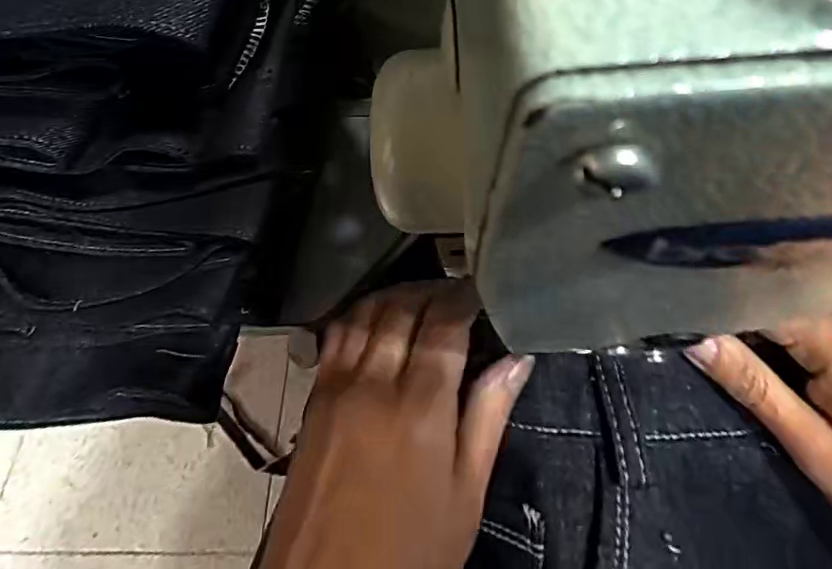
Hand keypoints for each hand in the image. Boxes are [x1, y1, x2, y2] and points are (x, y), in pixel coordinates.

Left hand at [259, 281, 534, 568]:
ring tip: (421, 299)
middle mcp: (375, 384)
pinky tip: (377, 319)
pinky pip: (337, 334)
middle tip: (457, 293)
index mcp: (421, 406)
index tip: (482, 289)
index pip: (444, 322)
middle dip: (434, 289)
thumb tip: (518, 358)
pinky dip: (361, 313)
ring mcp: (338, 388)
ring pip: (367, 311)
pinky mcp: (314, 399)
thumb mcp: (466, 493)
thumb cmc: (410, 549)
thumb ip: (490, 416)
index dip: (465, 296)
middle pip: (404, 307)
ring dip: (397, 294)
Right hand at [687, 313, 831, 568]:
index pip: (763, 301)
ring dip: (764, 321)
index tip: (687, 320)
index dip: (721, 310)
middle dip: (740, 312)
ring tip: (732, 344)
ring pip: (797, 303)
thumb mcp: (815, 450)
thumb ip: (755, 387)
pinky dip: (789, 331)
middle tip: (702, 333)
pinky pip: (819, 318)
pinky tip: (774, 355)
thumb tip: (701, 342)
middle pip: (781, 295)